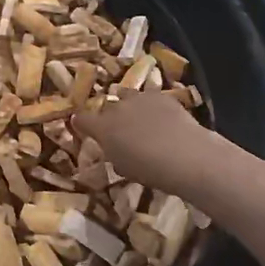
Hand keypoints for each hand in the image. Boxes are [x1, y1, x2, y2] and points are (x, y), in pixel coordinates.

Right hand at [72, 90, 210, 189]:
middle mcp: (116, 108)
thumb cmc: (148, 170)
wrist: (184, 155)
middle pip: (107, 107)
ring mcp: (139, 98)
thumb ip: (113, 152)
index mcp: (102, 127)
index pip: (82, 120)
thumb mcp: (123, 167)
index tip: (81, 125)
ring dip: (129, 105)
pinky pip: (150, 96)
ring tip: (138, 115)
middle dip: (109, 115)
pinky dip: (151, 104)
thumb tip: (113, 147)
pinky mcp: (160, 95)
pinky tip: (161, 115)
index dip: (81, 122)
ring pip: (127, 95)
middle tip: (118, 128)